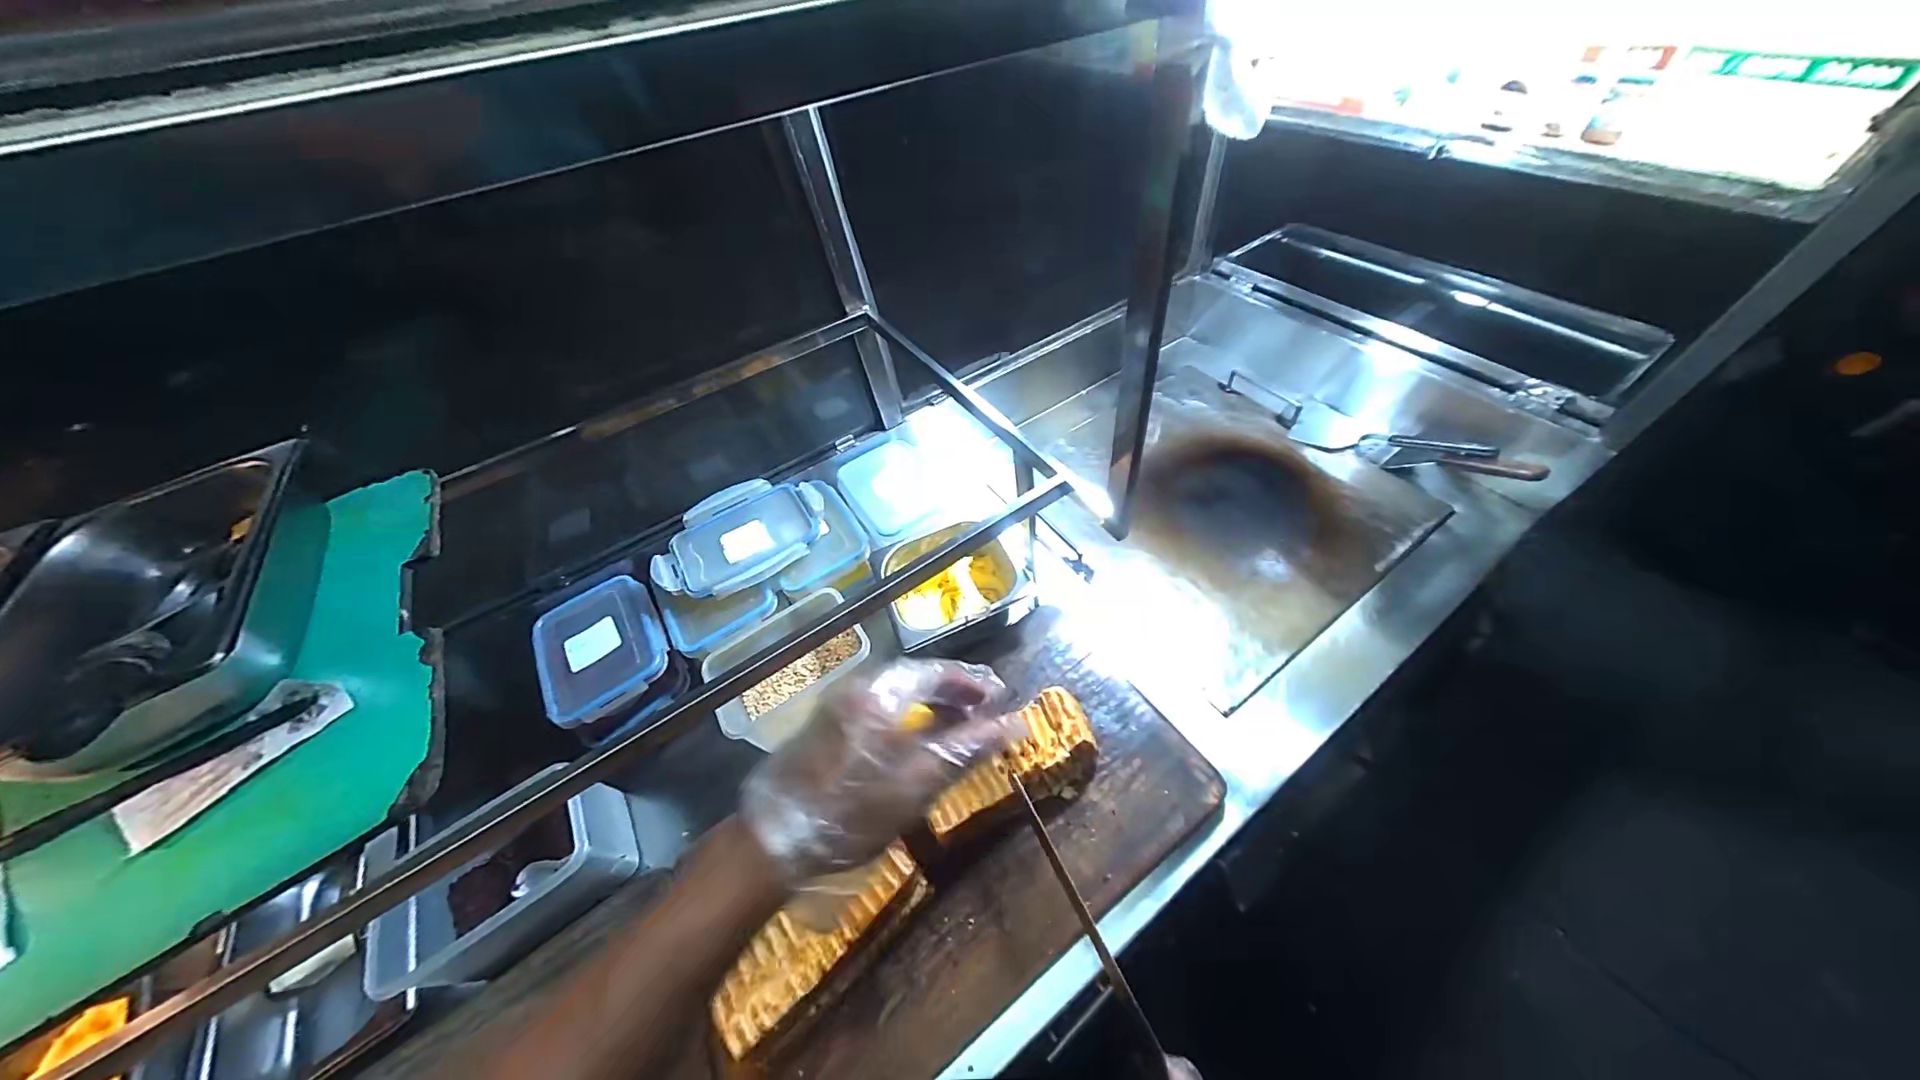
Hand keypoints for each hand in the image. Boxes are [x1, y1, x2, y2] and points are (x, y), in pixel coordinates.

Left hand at [740, 658, 1013, 883]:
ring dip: (933, 703)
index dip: (974, 682)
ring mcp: (839, 702)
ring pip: (899, 690)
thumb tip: (1014, 724)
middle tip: (988, 709)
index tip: (1002, 697)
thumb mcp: (915, 784)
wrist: (770, 840)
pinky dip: (909, 714)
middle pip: (918, 676)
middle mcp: (858, 685)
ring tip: (963, 724)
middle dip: (955, 691)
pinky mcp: (829, 722)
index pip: (938, 671)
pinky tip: (922, 736)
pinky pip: (880, 705)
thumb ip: (965, 749)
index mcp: (879, 691)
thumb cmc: (849, 812)